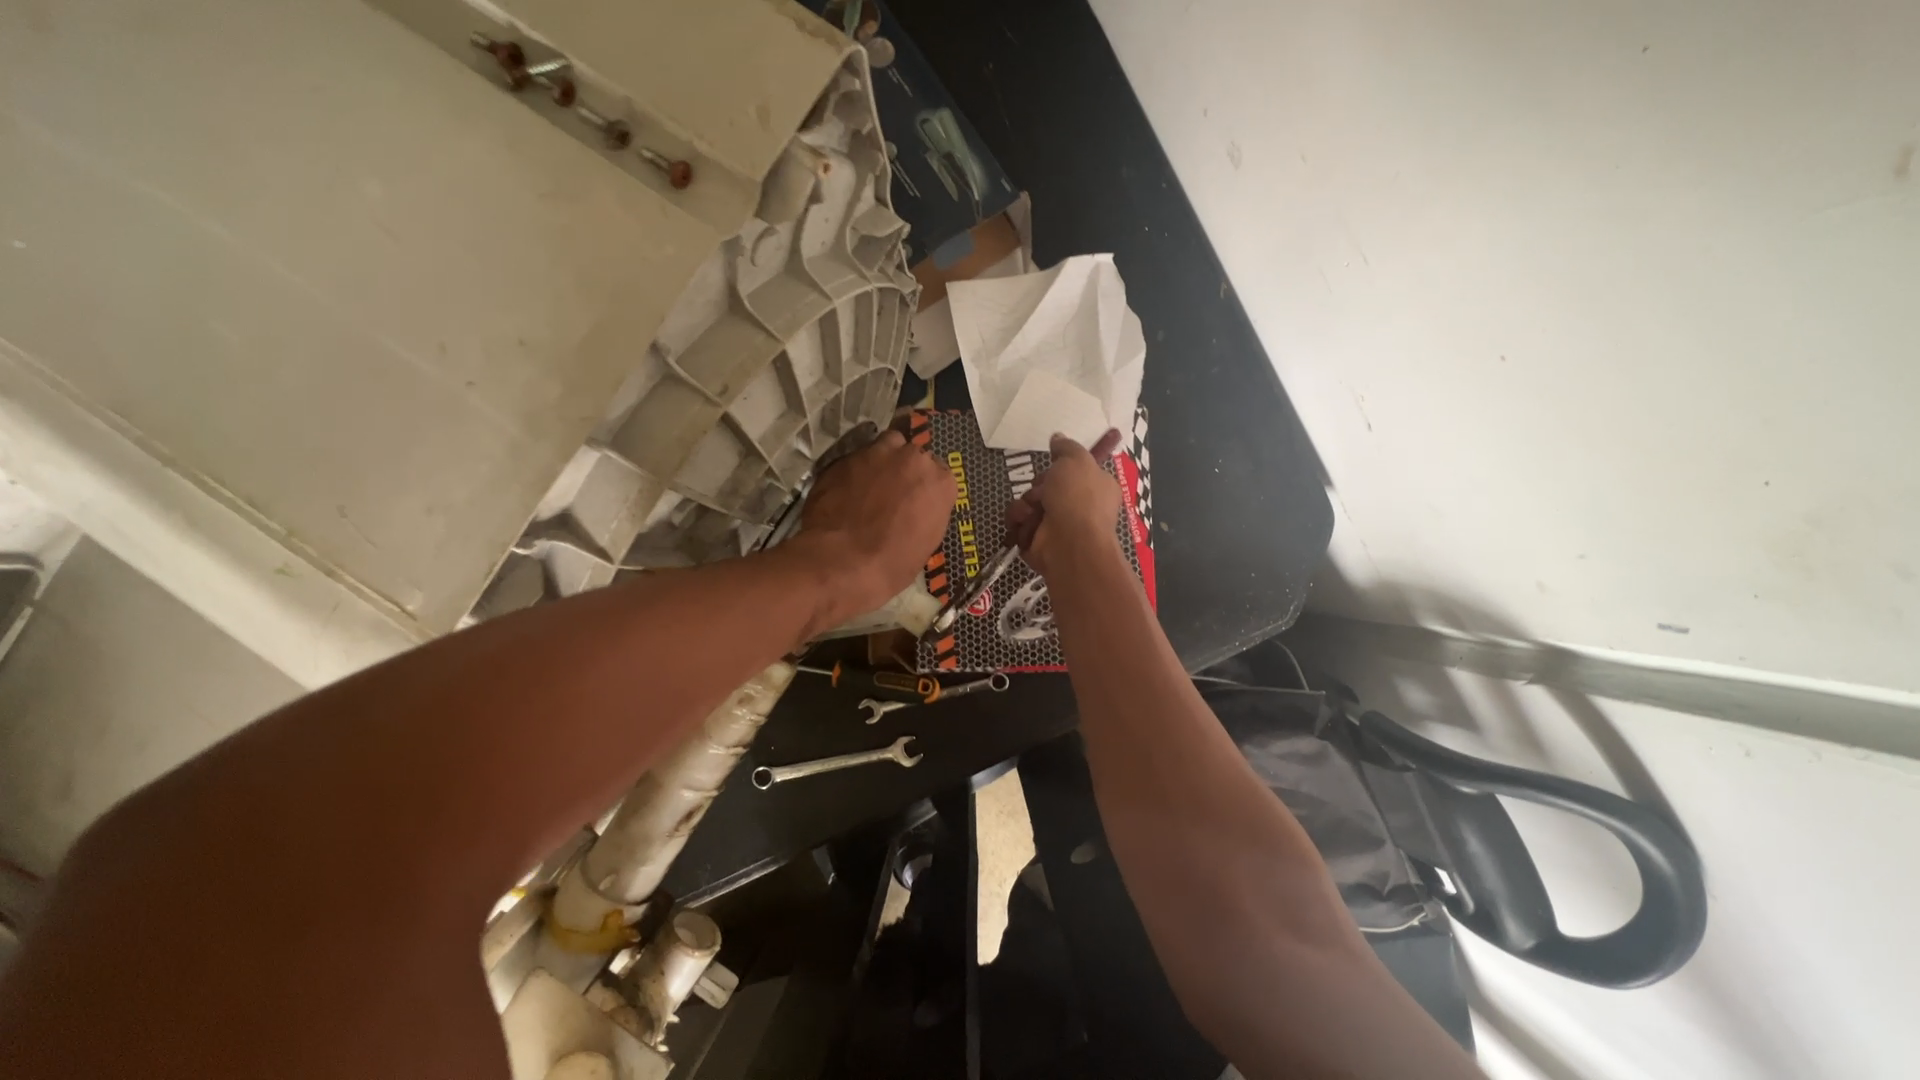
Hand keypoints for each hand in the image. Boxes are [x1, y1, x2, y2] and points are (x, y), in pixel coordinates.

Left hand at [790, 430, 955, 630]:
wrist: (842, 562)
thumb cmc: (891, 565)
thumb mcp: (925, 545)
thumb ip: (926, 514)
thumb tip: (915, 510)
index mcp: (940, 483)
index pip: (940, 475)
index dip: (925, 489)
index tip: (916, 501)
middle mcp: (913, 459)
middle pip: (914, 456)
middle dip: (905, 470)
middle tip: (892, 494)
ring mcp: (878, 453)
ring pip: (886, 445)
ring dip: (883, 460)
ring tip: (871, 484)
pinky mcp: (846, 457)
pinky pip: (856, 458)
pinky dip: (855, 471)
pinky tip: (845, 492)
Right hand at [1006, 429, 1123, 577]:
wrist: (1070, 543)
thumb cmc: (1079, 497)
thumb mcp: (1076, 459)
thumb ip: (1066, 447)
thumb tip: (1058, 438)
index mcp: (1096, 487)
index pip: (1074, 471)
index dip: (1061, 466)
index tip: (1054, 462)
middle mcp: (1078, 507)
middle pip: (1046, 486)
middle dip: (1039, 485)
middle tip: (1044, 490)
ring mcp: (1057, 526)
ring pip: (1029, 503)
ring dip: (1026, 504)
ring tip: (1033, 510)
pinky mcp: (1037, 541)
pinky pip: (1019, 523)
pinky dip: (1019, 521)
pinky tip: (1026, 522)